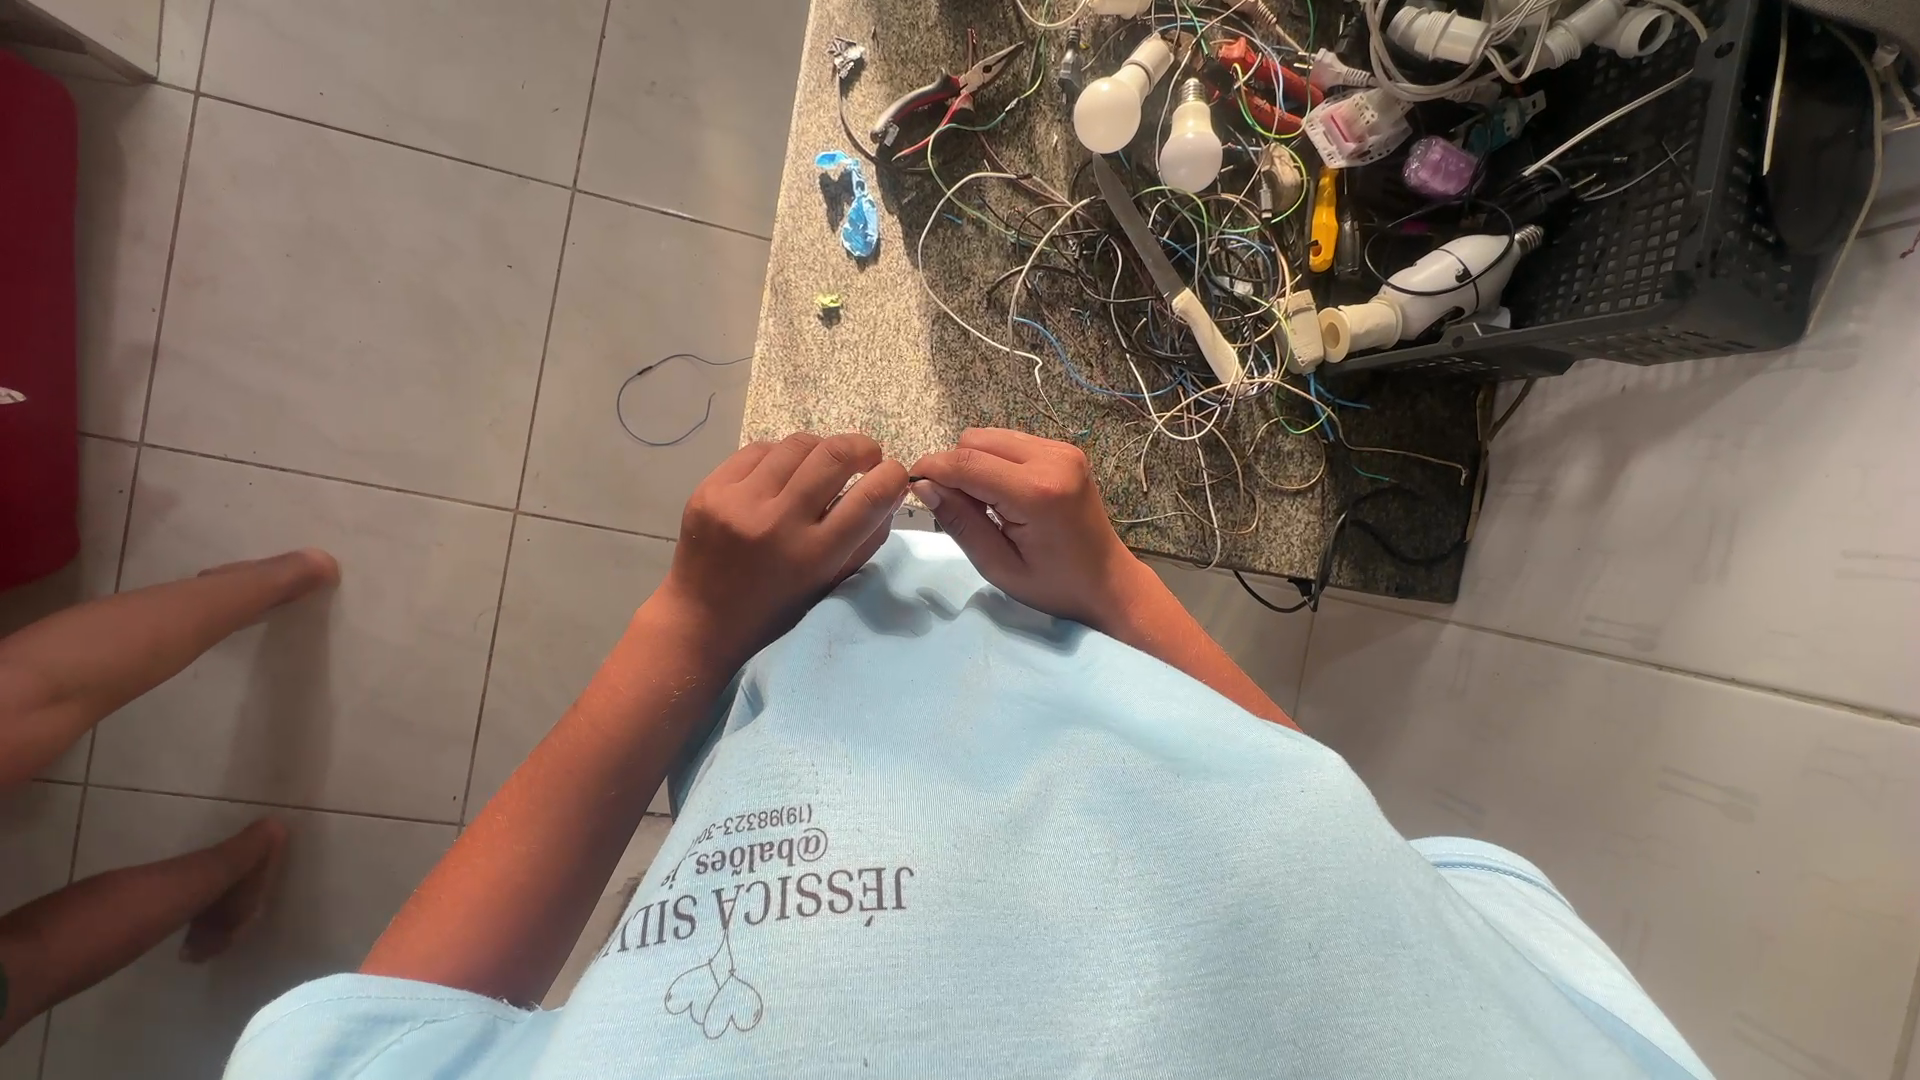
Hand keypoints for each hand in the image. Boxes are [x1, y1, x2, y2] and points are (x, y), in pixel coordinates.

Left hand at [651, 432, 907, 665]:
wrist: (702, 619)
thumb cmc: (778, 607)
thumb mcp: (832, 581)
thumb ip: (869, 537)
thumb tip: (892, 487)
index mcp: (814, 556)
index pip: (870, 497)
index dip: (893, 476)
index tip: (895, 473)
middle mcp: (777, 523)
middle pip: (834, 456)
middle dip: (862, 448)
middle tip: (868, 457)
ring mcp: (739, 502)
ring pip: (798, 444)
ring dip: (822, 449)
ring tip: (824, 465)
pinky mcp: (711, 489)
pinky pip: (760, 449)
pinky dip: (782, 456)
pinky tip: (784, 474)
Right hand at [909, 428, 1155, 630]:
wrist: (1109, 583)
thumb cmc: (1055, 586)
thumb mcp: (999, 567)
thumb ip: (961, 523)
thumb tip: (923, 487)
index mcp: (1037, 492)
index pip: (966, 463)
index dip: (932, 469)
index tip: (912, 487)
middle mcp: (1052, 459)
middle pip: (975, 440)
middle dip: (953, 467)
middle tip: (954, 506)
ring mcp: (1062, 450)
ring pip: (991, 436)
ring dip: (973, 462)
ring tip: (980, 503)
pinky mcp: (1066, 451)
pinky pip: (1012, 442)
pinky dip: (995, 461)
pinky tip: (1001, 494)